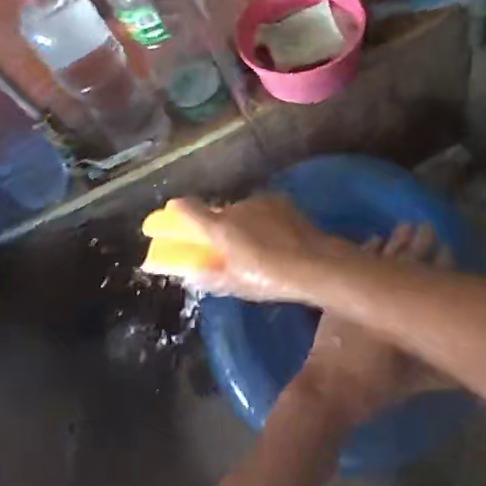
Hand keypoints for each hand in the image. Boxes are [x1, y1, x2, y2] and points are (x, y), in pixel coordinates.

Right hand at [149, 195, 356, 301]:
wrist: (316, 263)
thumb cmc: (271, 279)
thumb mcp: (235, 284)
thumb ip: (210, 276)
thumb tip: (192, 272)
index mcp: (220, 229)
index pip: (188, 210)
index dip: (176, 211)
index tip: (169, 214)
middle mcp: (236, 208)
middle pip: (219, 215)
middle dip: (218, 228)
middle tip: (227, 248)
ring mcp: (260, 202)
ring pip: (242, 212)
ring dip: (242, 225)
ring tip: (257, 248)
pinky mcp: (280, 201)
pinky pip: (261, 210)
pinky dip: (261, 221)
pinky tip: (274, 238)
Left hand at [289, 224, 454, 426]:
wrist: (330, 388)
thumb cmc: (376, 387)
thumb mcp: (418, 380)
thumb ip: (443, 368)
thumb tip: (465, 363)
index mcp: (409, 313)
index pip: (429, 279)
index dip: (441, 262)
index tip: (448, 246)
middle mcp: (386, 296)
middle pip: (406, 263)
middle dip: (419, 245)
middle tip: (428, 227)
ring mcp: (360, 291)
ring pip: (382, 259)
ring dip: (395, 242)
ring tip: (406, 227)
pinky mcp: (340, 292)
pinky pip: (354, 262)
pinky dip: (366, 251)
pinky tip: (374, 239)